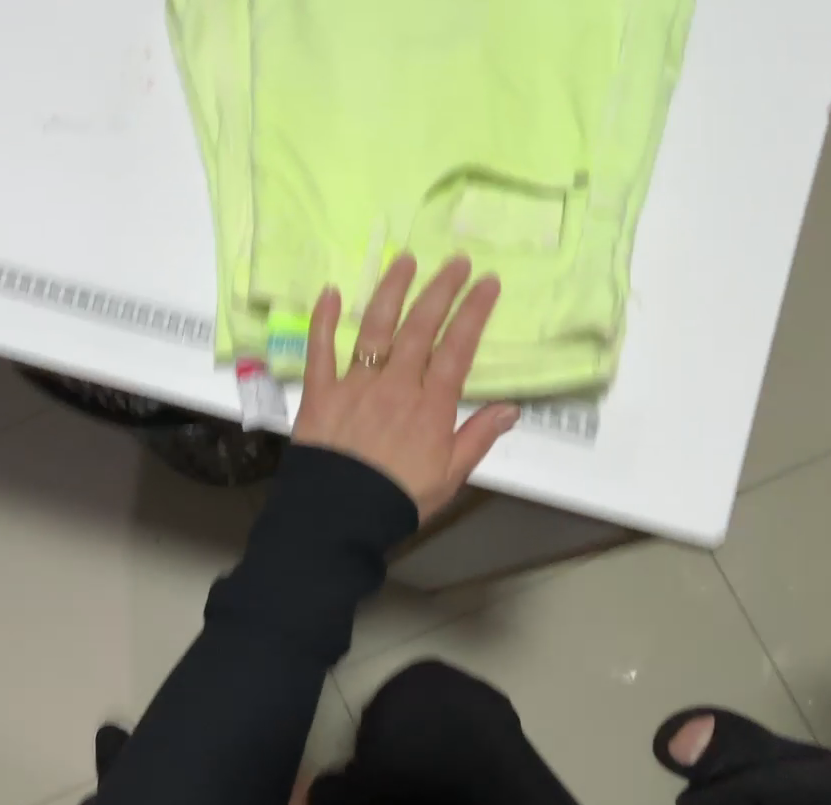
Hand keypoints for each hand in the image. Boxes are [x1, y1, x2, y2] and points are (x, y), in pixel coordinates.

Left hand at [291, 254, 520, 521]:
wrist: (340, 516)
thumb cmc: (398, 500)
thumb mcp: (450, 477)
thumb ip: (478, 439)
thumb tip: (511, 409)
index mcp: (430, 406)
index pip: (458, 348)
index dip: (474, 312)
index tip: (488, 283)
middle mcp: (395, 385)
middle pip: (420, 328)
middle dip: (440, 290)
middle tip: (455, 262)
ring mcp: (355, 385)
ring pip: (375, 328)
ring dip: (391, 291)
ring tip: (405, 261)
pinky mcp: (319, 394)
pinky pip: (319, 351)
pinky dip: (323, 321)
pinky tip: (330, 292)